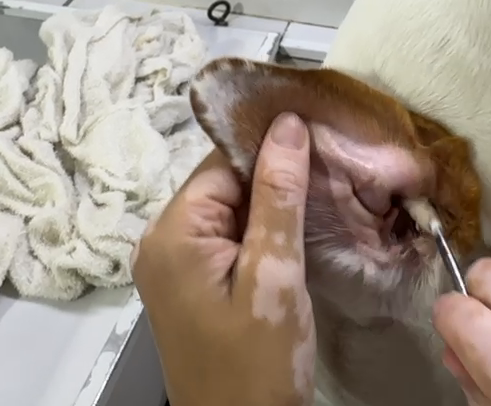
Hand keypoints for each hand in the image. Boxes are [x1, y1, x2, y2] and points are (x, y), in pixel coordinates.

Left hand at [133, 113, 316, 405]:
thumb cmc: (257, 367)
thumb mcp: (273, 276)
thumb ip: (279, 196)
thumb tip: (289, 123)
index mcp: (172, 232)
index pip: (224, 161)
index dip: (270, 149)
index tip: (318, 138)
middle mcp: (162, 239)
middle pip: (225, 180)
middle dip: (274, 175)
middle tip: (327, 167)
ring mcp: (175, 262)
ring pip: (231, 204)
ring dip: (272, 201)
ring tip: (320, 190)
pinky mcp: (192, 281)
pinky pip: (228, 233)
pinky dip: (261, 227)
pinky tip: (296, 226)